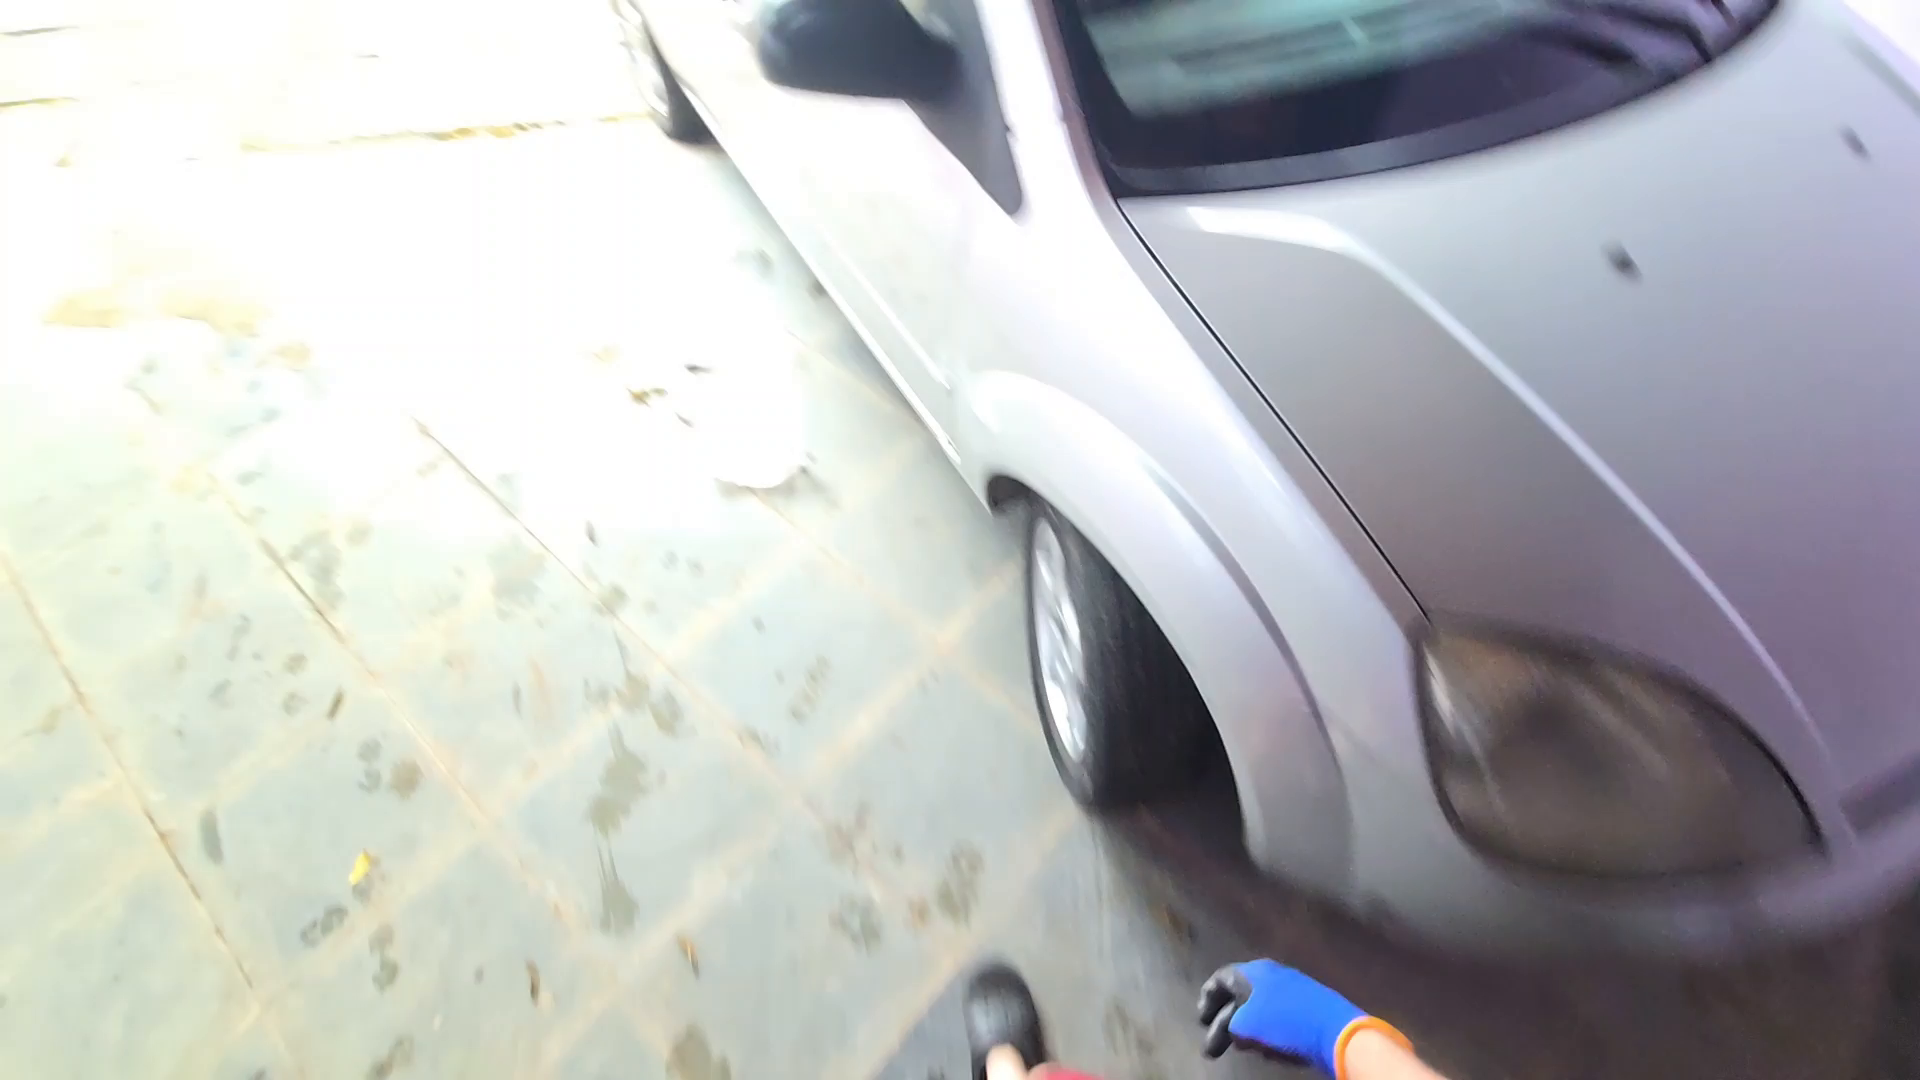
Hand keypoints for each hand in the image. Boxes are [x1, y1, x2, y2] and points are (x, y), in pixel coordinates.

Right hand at [1197, 959, 1366, 1075]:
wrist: (1336, 1030)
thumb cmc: (1283, 1022)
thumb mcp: (1246, 1025)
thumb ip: (1231, 1025)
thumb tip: (1231, 1030)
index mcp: (1251, 971)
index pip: (1220, 979)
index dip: (1207, 998)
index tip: (1201, 1019)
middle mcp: (1269, 974)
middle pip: (1239, 994)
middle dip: (1225, 1019)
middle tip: (1217, 1042)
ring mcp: (1291, 988)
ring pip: (1258, 1007)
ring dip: (1246, 1026)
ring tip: (1241, 1047)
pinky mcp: (1307, 1006)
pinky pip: (1276, 1016)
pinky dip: (1265, 1030)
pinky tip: (1267, 1047)